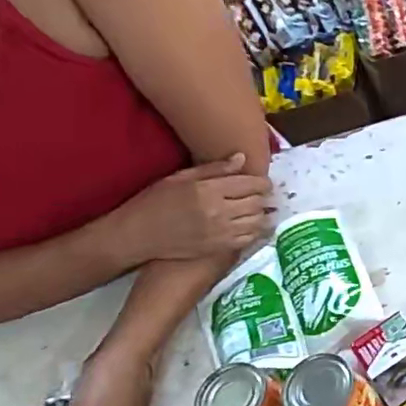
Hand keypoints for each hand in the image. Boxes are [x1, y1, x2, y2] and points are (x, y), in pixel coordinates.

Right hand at [104, 153, 272, 262]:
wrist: (141, 234)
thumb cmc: (157, 201)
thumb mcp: (181, 177)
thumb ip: (214, 169)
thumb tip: (242, 158)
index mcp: (209, 189)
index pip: (250, 184)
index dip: (263, 183)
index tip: (264, 183)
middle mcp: (219, 211)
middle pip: (257, 203)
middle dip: (264, 198)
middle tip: (263, 196)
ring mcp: (222, 232)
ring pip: (257, 222)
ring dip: (262, 215)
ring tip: (259, 210)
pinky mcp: (220, 248)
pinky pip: (249, 239)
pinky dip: (255, 231)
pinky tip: (251, 226)